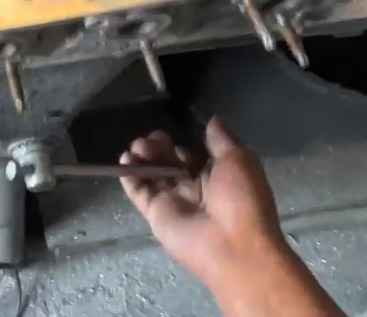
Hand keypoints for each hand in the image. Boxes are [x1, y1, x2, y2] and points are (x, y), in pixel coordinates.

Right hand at [119, 117, 283, 284]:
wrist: (233, 246)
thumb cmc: (240, 200)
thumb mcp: (239, 161)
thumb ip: (221, 139)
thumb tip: (212, 119)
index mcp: (213, 176)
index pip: (187, 154)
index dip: (177, 143)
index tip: (169, 135)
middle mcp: (191, 187)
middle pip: (166, 160)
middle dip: (155, 145)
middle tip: (151, 141)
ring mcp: (171, 200)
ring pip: (149, 172)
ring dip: (140, 155)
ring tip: (138, 148)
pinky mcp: (155, 212)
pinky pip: (137, 190)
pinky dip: (127, 174)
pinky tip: (125, 160)